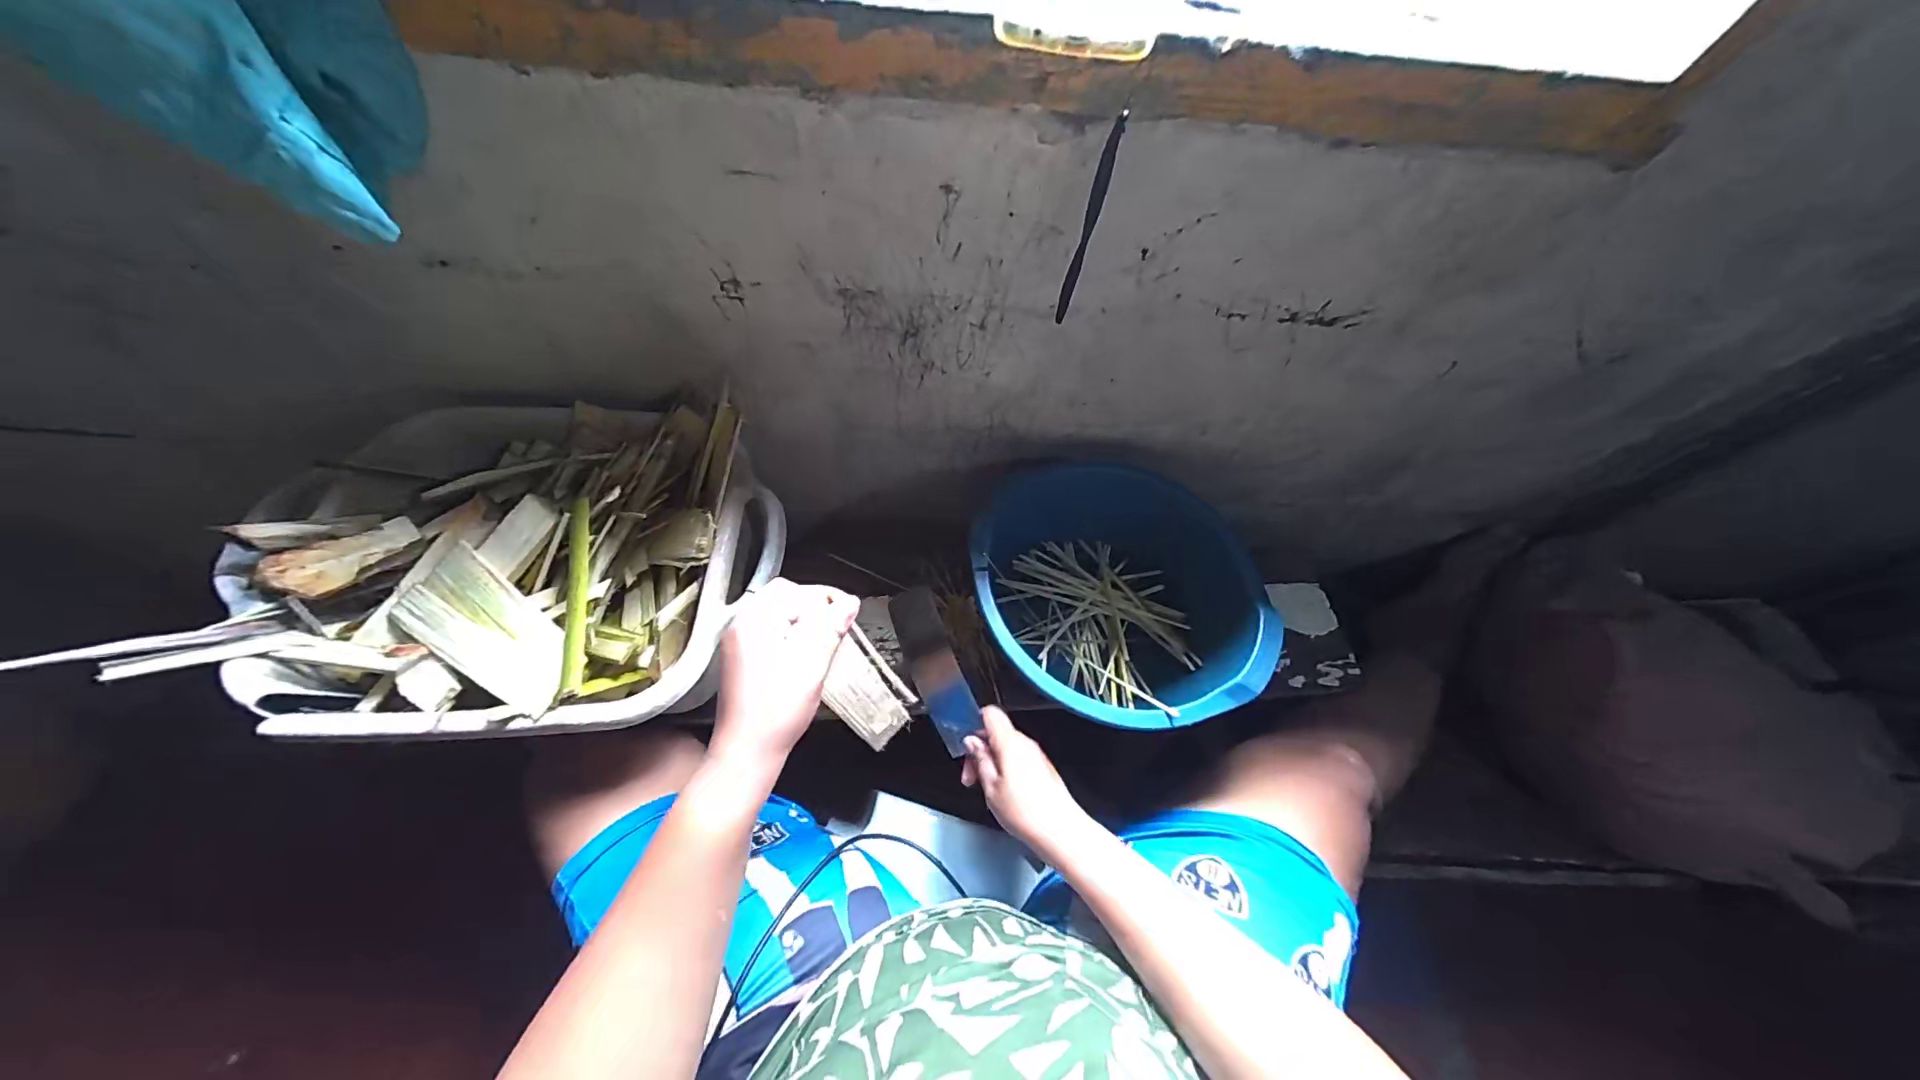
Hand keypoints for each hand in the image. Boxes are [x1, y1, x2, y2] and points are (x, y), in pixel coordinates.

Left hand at [711, 578, 857, 766]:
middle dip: (815, 608)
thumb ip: (831, 627)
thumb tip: (848, 603)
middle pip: (785, 597)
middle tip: (838, 626)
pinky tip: (805, 656)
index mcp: (755, 620)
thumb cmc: (776, 712)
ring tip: (824, 642)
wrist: (747, 749)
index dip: (828, 598)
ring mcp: (739, 642)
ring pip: (779, 615)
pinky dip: (792, 636)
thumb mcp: (813, 663)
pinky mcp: (742, 658)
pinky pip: (771, 632)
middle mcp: (741, 625)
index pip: (797, 590)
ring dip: (804, 622)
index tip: (848, 612)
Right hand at [961, 706, 1095, 856]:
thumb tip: (972, 743)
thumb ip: (979, 759)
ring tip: (988, 789)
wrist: (1060, 832)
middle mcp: (1026, 744)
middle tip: (972, 776)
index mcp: (1010, 743)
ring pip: (1007, 747)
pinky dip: (1007, 770)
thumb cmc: (1027, 813)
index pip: (990, 714)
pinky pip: (1019, 759)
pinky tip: (1004, 793)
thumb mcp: (990, 787)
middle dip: (980, 751)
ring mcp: (1037, 756)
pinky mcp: (1043, 769)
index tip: (966, 746)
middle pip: (997, 733)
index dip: (974, 724)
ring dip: (993, 762)